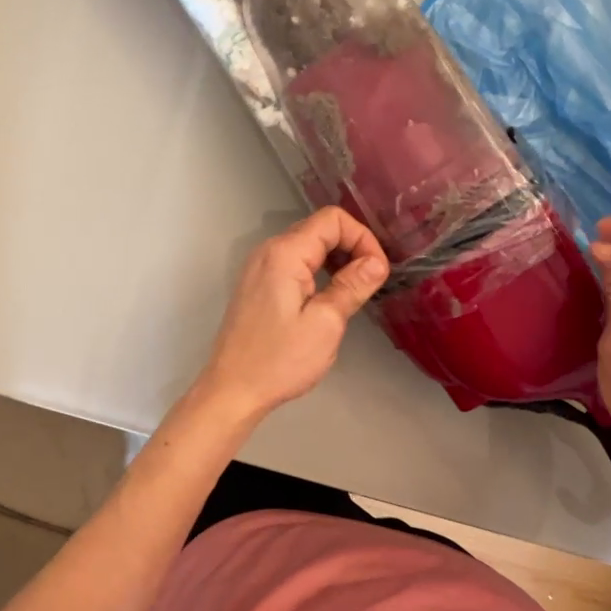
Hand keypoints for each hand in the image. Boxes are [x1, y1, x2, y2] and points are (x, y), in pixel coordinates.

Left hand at [196, 206, 389, 421]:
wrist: (233, 390)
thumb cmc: (280, 360)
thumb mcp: (326, 323)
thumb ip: (352, 286)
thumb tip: (377, 262)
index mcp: (285, 253)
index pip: (333, 220)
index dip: (362, 238)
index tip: (377, 271)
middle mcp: (268, 251)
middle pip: (319, 229)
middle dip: (352, 248)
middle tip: (370, 283)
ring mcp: (259, 268)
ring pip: (307, 247)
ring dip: (336, 261)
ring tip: (353, 292)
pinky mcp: (258, 286)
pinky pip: (294, 265)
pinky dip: (317, 272)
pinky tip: (328, 299)